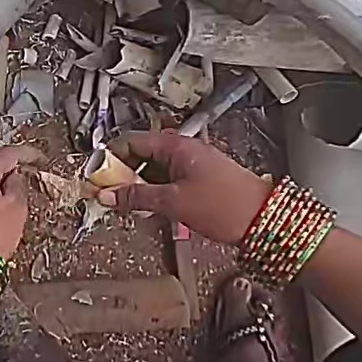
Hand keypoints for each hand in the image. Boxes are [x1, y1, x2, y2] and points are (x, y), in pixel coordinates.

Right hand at [96, 131, 273, 244]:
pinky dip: (154, 192)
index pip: (131, 141)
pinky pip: (167, 180)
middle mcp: (183, 150)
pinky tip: (149, 209)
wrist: (263, 220)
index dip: (110, 158)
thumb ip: (137, 198)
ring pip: (153, 170)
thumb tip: (108, 195)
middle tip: (109, 195)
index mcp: (176, 146)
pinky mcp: (198, 180)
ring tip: (128, 205)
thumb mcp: (173, 202)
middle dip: (122, 175)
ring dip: (138, 186)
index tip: (98, 177)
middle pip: (140, 155)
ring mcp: (191, 164)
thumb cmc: (226, 205)